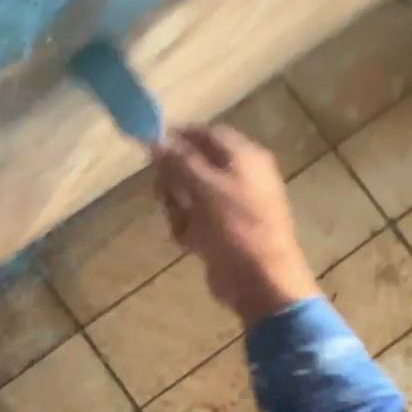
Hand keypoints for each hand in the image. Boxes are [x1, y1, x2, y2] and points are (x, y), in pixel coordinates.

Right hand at [152, 124, 320, 323]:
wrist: (259, 278)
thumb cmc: (235, 226)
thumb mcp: (204, 188)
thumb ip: (179, 162)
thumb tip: (157, 139)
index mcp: (244, 157)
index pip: (207, 133)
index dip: (179, 138)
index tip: (151, 149)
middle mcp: (240, 176)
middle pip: (194, 164)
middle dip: (174, 179)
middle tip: (164, 194)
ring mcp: (231, 205)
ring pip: (190, 194)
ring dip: (178, 208)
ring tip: (183, 224)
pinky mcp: (223, 229)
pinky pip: (195, 219)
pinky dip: (188, 228)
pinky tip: (190, 243)